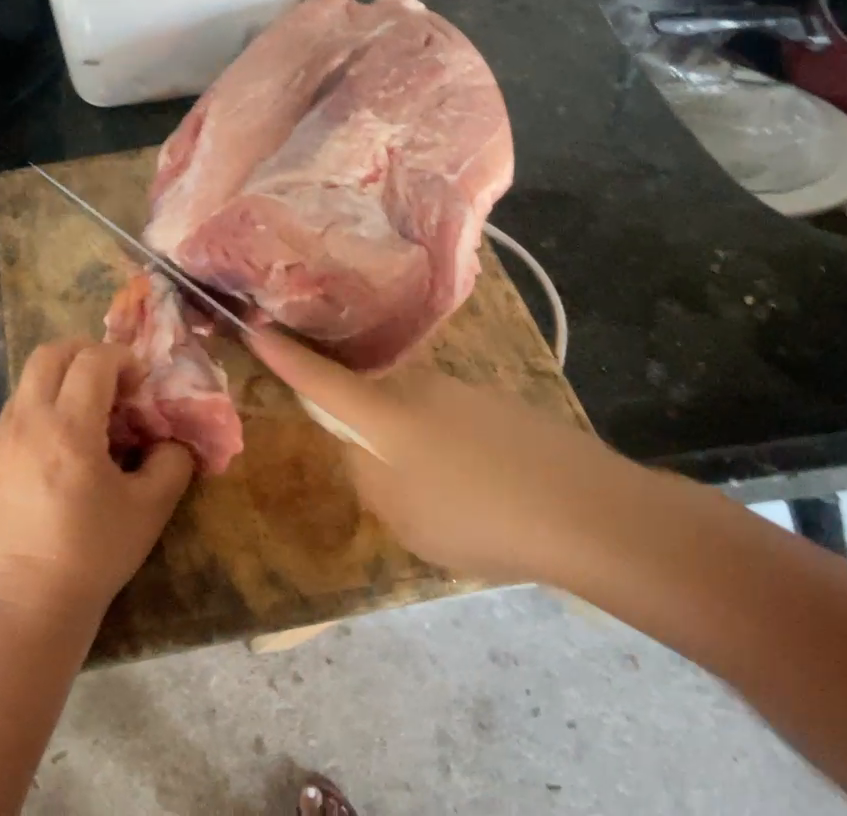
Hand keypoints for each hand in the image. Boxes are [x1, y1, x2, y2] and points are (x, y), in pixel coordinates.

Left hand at [0, 339, 194, 620]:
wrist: (32, 597)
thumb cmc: (95, 552)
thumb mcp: (150, 508)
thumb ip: (171, 461)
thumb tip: (171, 438)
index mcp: (69, 429)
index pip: (93, 361)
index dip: (122, 359)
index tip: (140, 383)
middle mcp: (28, 421)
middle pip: (50, 353)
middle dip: (86, 352)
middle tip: (114, 378)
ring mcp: (1, 437)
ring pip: (29, 378)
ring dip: (63, 378)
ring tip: (89, 411)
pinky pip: (17, 407)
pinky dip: (43, 403)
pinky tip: (63, 440)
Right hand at [245, 326, 644, 583]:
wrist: (594, 514)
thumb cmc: (479, 518)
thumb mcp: (402, 517)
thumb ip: (370, 480)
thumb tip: (367, 453)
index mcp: (384, 415)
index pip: (318, 379)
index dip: (282, 356)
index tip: (252, 327)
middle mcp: (419, 389)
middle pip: (369, 395)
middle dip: (359, 422)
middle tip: (376, 470)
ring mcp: (466, 393)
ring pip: (414, 410)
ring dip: (410, 441)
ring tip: (441, 496)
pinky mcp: (502, 407)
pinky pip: (453, 421)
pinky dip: (449, 448)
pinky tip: (480, 489)